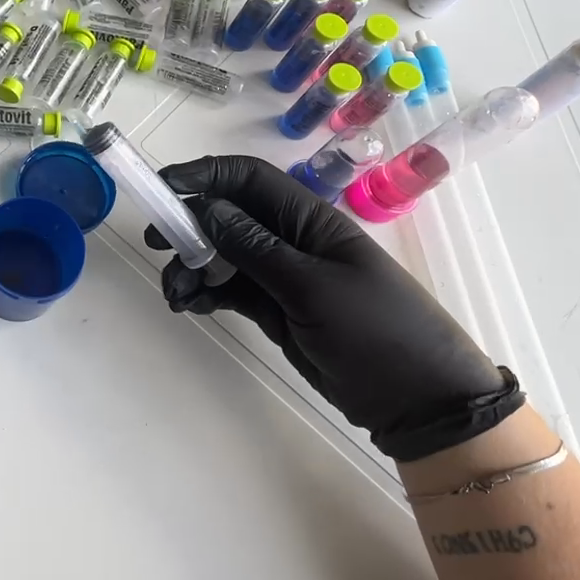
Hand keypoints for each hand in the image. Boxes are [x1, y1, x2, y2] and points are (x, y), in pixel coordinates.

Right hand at [145, 155, 522, 460]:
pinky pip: (227, 289)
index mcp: (309, 221)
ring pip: (220, 256)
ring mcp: (281, 276)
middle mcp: (290, 241)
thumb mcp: (312, 287)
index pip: (248, 180)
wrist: (422, 404)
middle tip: (156, 244)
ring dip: (191, 268)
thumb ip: (254, 247)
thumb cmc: (378, 333)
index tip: (163, 187)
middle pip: (226, 216)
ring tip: (174, 294)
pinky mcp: (274, 308)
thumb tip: (206, 208)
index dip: (204, 175)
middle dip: (187, 225)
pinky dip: (203, 293)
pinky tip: (188, 305)